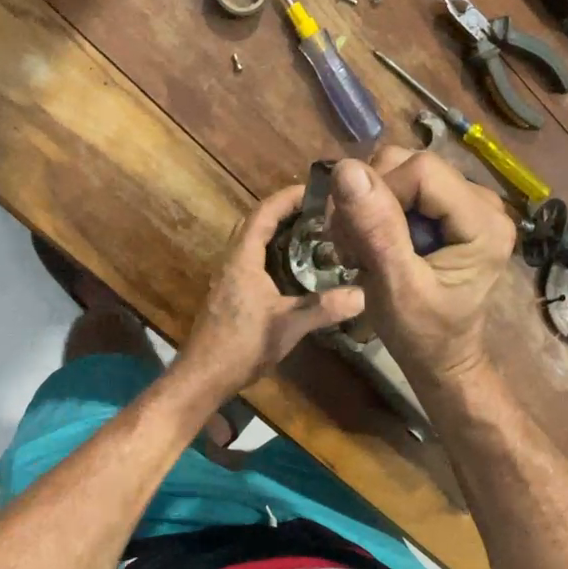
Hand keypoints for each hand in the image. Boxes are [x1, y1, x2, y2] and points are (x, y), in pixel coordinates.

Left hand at [176, 184, 365, 398]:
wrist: (203, 377)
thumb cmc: (241, 345)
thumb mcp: (288, 325)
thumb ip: (324, 307)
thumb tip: (364, 294)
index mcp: (242, 259)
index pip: (264, 213)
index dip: (288, 198)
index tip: (316, 191)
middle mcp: (232, 262)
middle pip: (256, 224)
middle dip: (285, 213)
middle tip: (319, 214)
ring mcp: (228, 279)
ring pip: (254, 244)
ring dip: (279, 234)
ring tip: (312, 236)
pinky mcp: (230, 296)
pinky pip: (253, 262)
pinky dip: (274, 256)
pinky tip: (295, 270)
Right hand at [327, 146, 515, 382]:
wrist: (440, 359)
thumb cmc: (422, 335)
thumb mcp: (396, 288)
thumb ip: (377, 230)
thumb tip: (347, 170)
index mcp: (484, 222)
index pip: (420, 170)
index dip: (378, 194)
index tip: (356, 240)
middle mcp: (484, 202)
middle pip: (409, 164)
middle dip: (368, 200)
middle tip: (349, 247)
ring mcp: (466, 202)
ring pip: (399, 170)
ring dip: (366, 207)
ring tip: (357, 250)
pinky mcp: (448, 208)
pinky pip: (402, 186)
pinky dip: (374, 211)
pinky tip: (368, 245)